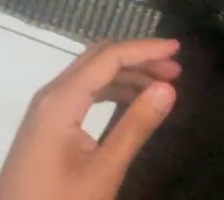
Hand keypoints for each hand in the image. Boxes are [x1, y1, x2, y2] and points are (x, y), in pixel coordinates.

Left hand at [0, 39, 181, 199]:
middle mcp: (51, 95)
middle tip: (174, 69)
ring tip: (160, 86)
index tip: (178, 50)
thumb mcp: (102, 174)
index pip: (109, 57)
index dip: (145, 49)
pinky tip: (131, 102)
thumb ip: (135, 127)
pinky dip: (111, 90)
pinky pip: (83, 93)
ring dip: (127, 74)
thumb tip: (168, 88)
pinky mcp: (46, 127)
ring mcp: (45, 111)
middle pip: (99, 58)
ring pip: (91, 74)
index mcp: (61, 100)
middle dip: (139, 58)